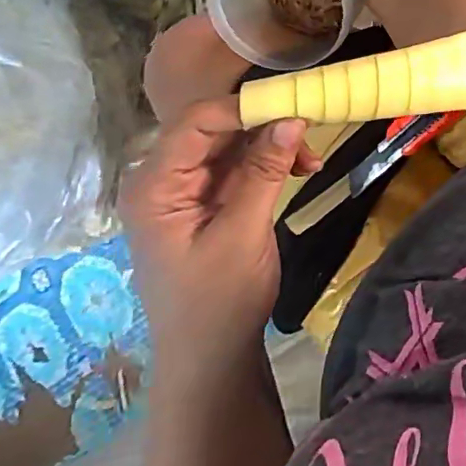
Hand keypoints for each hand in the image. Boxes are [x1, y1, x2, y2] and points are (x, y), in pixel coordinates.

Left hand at [121, 97, 318, 368]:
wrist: (210, 360)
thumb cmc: (218, 304)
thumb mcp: (244, 234)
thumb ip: (264, 172)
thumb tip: (292, 118)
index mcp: (154, 186)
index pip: (195, 122)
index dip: (244, 108)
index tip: (293, 105)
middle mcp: (162, 179)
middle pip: (213, 129)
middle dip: (264, 126)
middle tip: (310, 130)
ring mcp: (183, 190)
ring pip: (230, 145)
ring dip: (271, 145)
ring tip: (310, 159)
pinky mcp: (204, 202)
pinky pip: (236, 167)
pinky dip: (268, 164)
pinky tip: (299, 169)